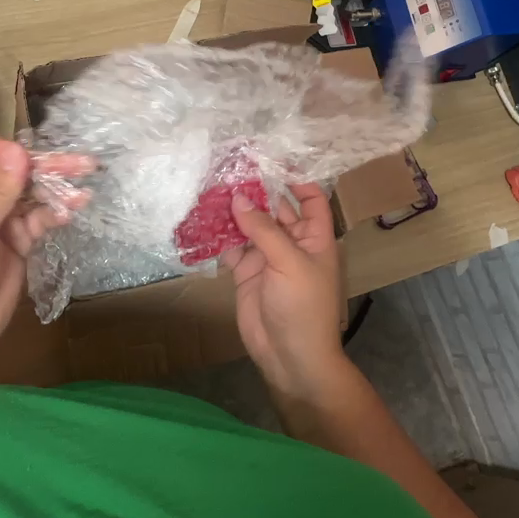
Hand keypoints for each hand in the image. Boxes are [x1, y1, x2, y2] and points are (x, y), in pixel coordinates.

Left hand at [0, 129, 90, 382]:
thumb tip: (19, 151)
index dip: (3, 148)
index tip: (25, 162)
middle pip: (15, 168)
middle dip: (46, 163)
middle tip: (82, 163)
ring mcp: (1, 220)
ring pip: (33, 192)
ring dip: (59, 185)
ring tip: (88, 180)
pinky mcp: (19, 241)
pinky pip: (41, 219)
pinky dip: (59, 211)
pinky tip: (76, 207)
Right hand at [219, 182, 350, 397]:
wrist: (291, 357)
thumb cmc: (304, 306)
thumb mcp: (290, 263)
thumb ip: (263, 229)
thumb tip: (238, 198)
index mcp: (315, 238)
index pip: (310, 199)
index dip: (296, 179)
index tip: (272, 160)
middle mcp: (292, 243)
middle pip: (275, 208)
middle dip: (256, 190)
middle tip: (230, 168)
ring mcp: (267, 258)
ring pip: (250, 226)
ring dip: (234, 210)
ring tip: (211, 188)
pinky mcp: (246, 273)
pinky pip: (232, 247)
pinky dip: (219, 234)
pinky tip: (203, 219)